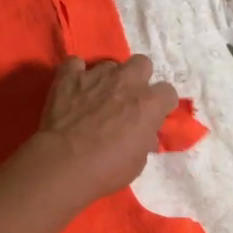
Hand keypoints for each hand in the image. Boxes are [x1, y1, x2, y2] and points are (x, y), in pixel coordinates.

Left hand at [30, 55, 178, 200]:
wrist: (64, 163)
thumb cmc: (106, 168)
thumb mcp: (137, 162)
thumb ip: (144, 140)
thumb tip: (145, 135)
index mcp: (148, 103)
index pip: (168, 92)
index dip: (160, 104)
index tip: (152, 116)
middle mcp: (126, 81)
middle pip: (142, 63)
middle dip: (138, 78)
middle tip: (127, 98)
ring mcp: (96, 75)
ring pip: (109, 65)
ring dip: (106, 80)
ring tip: (95, 98)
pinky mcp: (69, 76)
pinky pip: (75, 64)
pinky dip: (75, 74)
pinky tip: (73, 88)